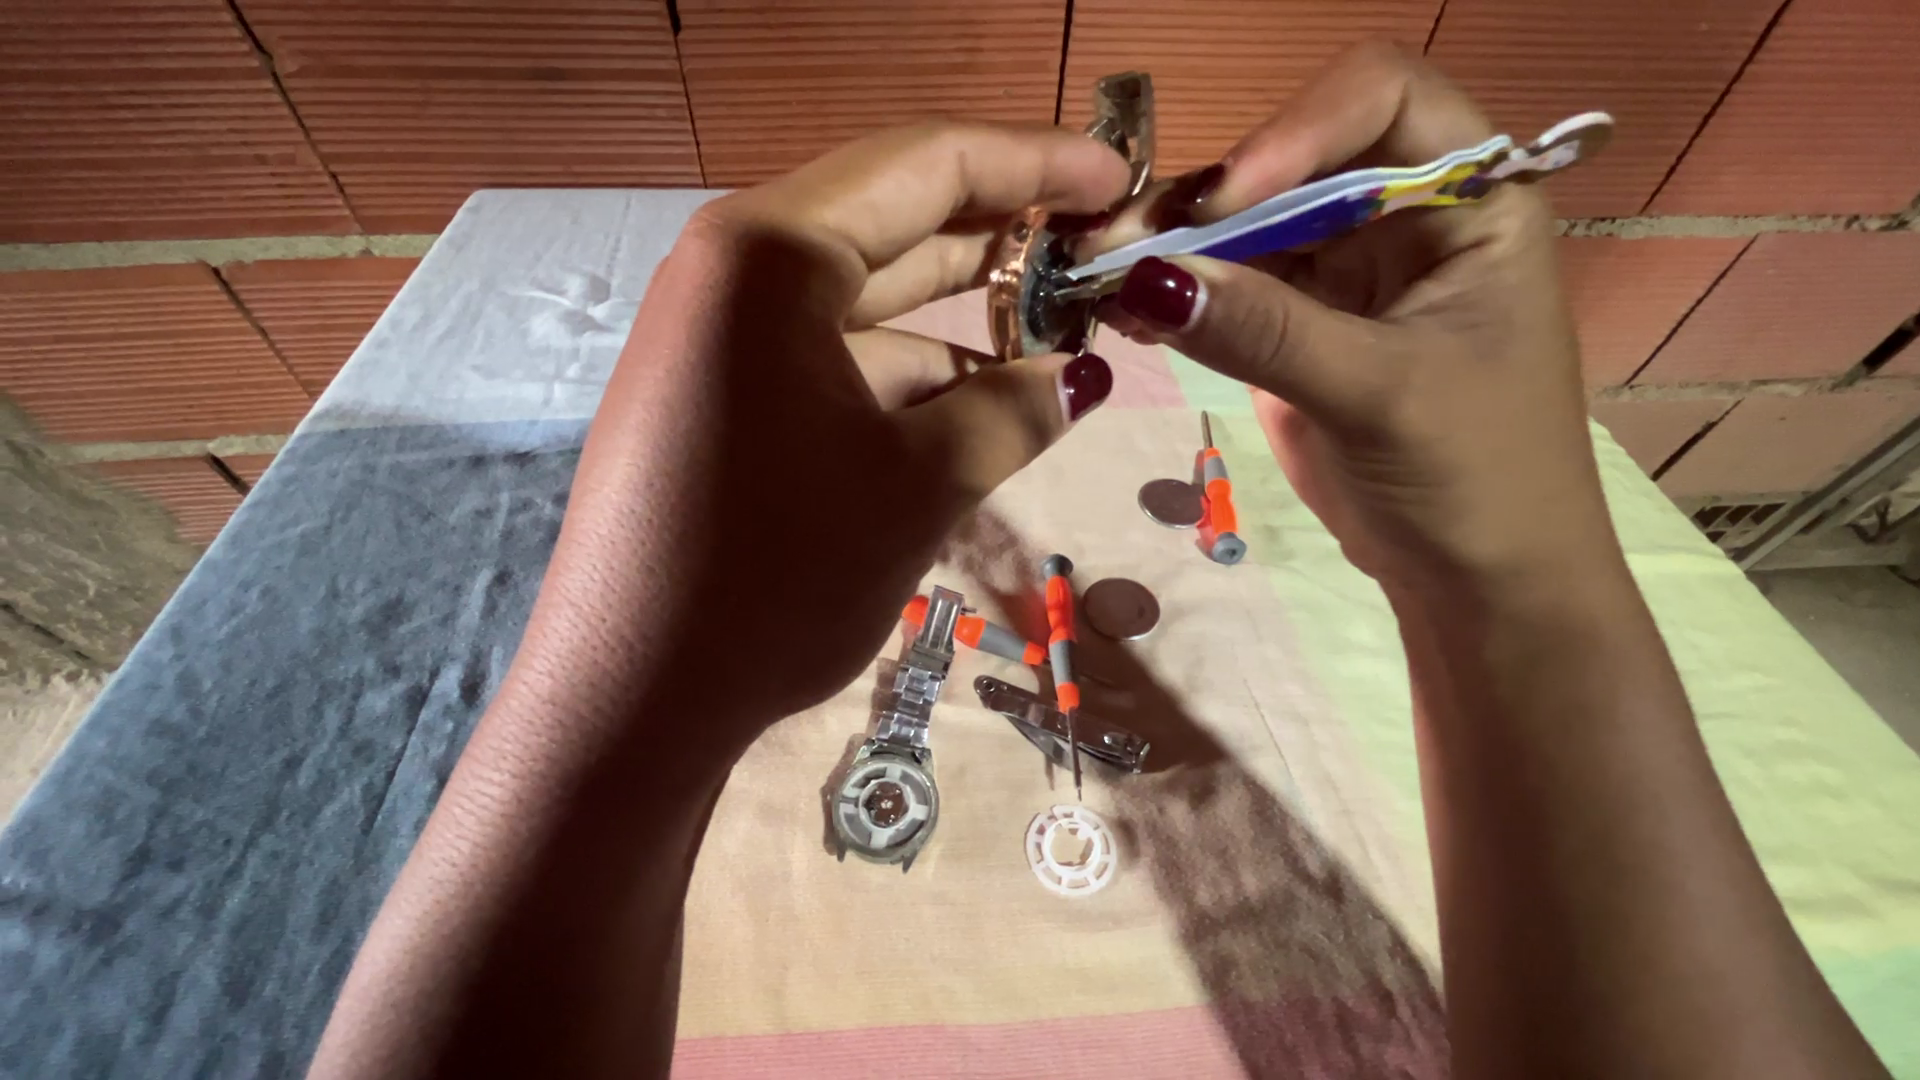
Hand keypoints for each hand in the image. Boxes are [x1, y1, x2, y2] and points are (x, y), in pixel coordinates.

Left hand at [533, 125, 1129, 736]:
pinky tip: (976, 406)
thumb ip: (1014, 411)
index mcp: (770, 255)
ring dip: (961, 323)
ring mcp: (720, 340)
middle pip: (894, 225)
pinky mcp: (722, 401)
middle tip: (1099, 251)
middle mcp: (733, 274)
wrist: (637, 696)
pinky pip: (835, 362)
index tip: (1117, 177)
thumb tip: (1080, 377)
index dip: (1036, 164)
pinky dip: (908, 378)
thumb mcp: (921, 484)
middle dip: (1003, 240)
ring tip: (1057, 340)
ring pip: (867, 304)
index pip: (926, 167)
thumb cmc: (778, 575)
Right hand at [1091, 43, 1616, 593]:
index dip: (1299, 131)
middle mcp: (1401, 219)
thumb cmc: (1473, 476)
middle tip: (1113, 242)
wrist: (1473, 575)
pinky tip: (1124, 310)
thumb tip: (1143, 278)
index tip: (1224, 203)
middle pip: (1290, 166)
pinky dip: (1176, 297)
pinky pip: (1227, 292)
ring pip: (1246, 231)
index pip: (1384, 103)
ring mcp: (1342, 276)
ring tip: (1098, 276)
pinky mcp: (1295, 329)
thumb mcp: (1377, 393)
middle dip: (1203, 202)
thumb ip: (1264, 331)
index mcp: (1470, 203)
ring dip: (1173, 249)